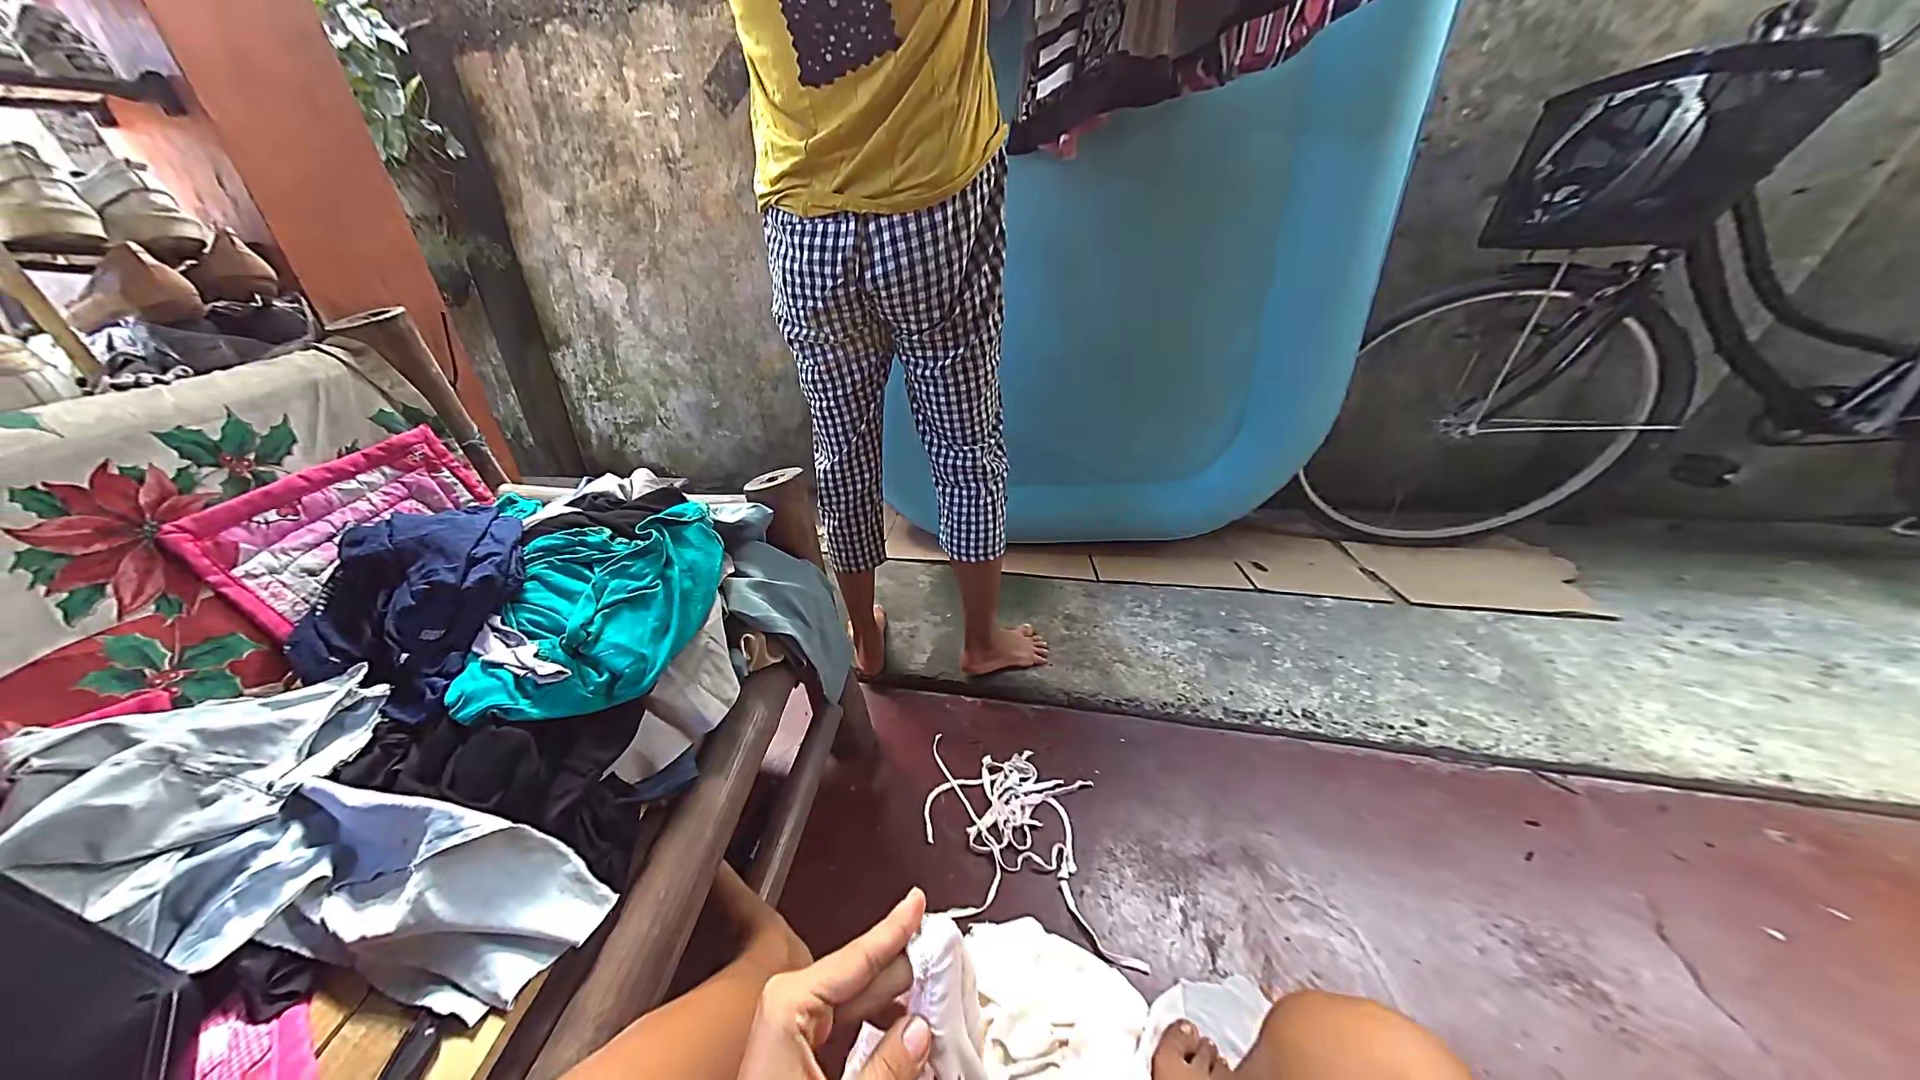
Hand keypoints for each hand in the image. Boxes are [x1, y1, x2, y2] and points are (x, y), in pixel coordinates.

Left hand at [737, 888, 930, 1079]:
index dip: (893, 928)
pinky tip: (907, 1036)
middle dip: (905, 973)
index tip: (916, 902)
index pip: (856, 955)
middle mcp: (789, 1004)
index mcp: (789, 1004)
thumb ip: (885, 1068)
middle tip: (944, 965)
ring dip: (897, 1005)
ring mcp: (794, 1027)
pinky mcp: (800, 1051)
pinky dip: (881, 1029)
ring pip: (860, 1002)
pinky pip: (850, 1027)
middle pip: (862, 976)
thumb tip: (918, 1029)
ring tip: (935, 1004)